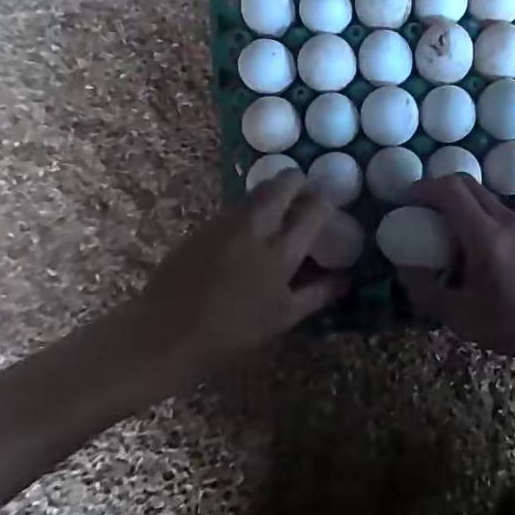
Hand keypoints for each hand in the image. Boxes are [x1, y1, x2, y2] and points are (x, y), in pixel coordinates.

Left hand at [130, 171, 347, 378]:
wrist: (169, 331)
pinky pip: (234, 208)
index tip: (328, 209)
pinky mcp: (204, 225)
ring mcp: (226, 222)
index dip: (327, 202)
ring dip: (273, 194)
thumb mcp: (283, 317)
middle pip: (284, 183)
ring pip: (257, 192)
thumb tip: (346, 280)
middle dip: (299, 183)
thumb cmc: (234, 331)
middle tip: (303, 197)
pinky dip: (249, 211)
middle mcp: (256, 226)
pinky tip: (246, 234)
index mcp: (282, 250)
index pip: (315, 208)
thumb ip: (318, 294)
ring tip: (277, 214)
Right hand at [397, 174, 514, 380]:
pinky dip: (474, 214)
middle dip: (437, 189)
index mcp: (486, 237)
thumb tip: (403, 270)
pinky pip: (494, 210)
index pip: (451, 190)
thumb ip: (426, 293)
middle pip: (466, 183)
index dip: (424, 188)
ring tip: (441, 232)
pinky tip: (469, 249)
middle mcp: (504, 220)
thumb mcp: (463, 318)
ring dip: (457, 202)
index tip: (406, 200)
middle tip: (419, 211)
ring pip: (481, 195)